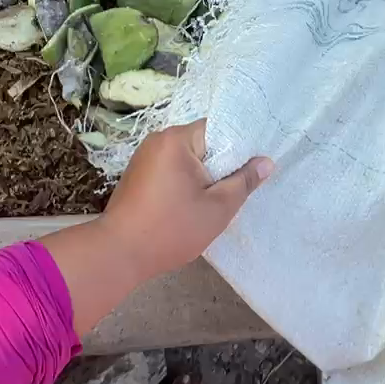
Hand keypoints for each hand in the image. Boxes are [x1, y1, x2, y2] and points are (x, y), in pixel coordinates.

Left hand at [40, 120, 271, 334]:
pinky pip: (170, 170)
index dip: (237, 149)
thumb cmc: (171, 229)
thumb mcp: (217, 208)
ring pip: (187, 159)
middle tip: (232, 192)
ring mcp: (144, 157)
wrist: (118, 254)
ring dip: (201, 177)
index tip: (249, 171)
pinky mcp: (137, 175)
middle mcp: (158, 140)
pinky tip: (188, 207)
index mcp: (176, 139)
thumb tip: (266, 162)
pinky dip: (183, 184)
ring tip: (210, 202)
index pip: (218, 129)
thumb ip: (244, 181)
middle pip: (202, 144)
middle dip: (219, 166)